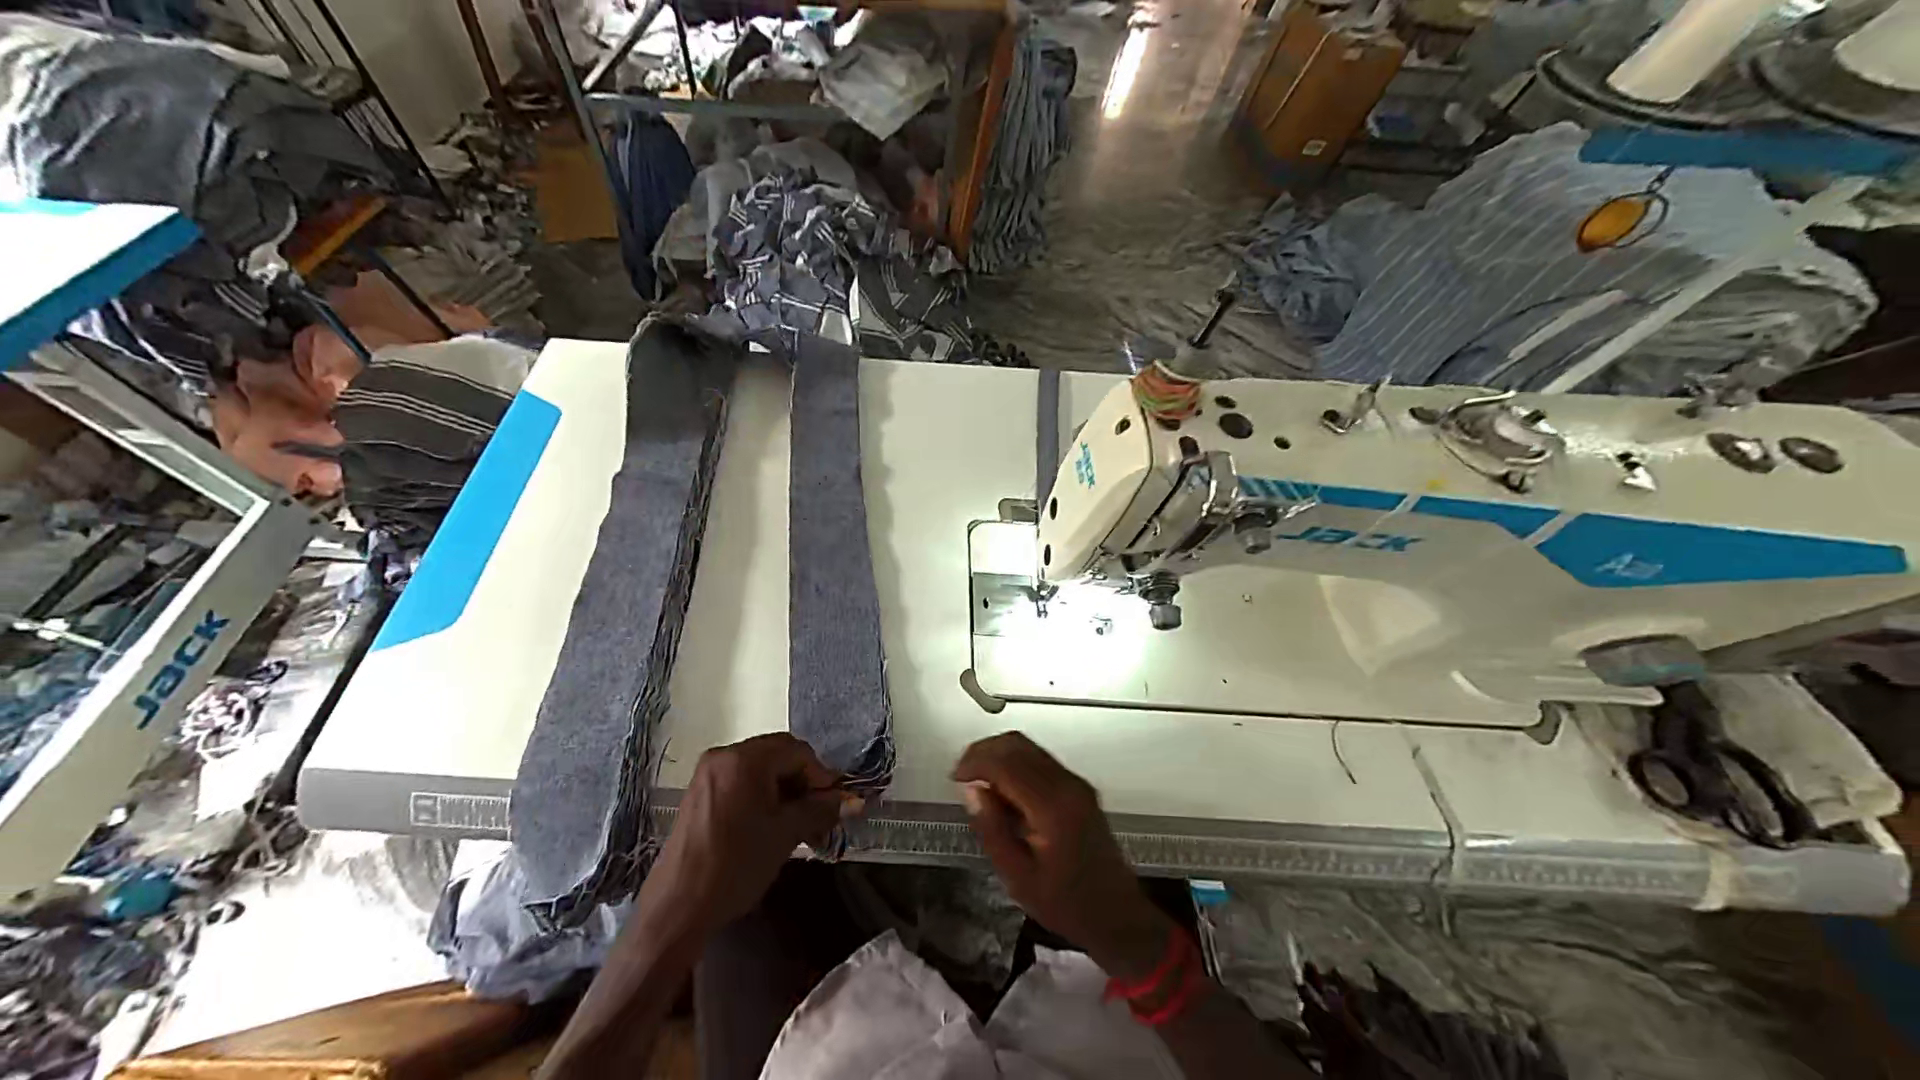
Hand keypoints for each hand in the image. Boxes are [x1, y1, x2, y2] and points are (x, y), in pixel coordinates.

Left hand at [639, 733, 855, 938]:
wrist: (677, 909)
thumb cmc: (736, 865)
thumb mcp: (786, 834)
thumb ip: (821, 810)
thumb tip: (853, 801)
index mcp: (744, 759)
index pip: (797, 751)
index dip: (821, 776)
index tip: (834, 806)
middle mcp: (724, 756)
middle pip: (778, 756)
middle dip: (803, 784)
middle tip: (820, 817)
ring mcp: (707, 775)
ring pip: (760, 772)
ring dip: (785, 793)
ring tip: (800, 828)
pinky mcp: (699, 795)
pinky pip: (741, 784)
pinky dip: (762, 799)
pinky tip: (772, 828)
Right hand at [953, 732, 1173, 978]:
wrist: (1117, 915)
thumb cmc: (1066, 904)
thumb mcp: (1018, 877)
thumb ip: (993, 829)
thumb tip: (972, 790)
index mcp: (1052, 805)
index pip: (1007, 763)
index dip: (975, 762)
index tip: (955, 778)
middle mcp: (1067, 784)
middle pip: (1019, 744)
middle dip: (984, 752)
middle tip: (962, 776)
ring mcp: (1077, 783)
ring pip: (1030, 748)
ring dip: (1000, 756)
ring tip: (977, 782)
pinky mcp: (1079, 788)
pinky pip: (1041, 761)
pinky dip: (1016, 764)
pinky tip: (1003, 790)